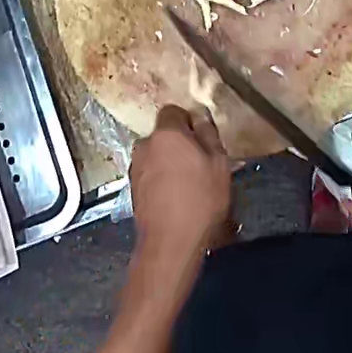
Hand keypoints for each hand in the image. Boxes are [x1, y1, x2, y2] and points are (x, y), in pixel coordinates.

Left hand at [128, 106, 232, 270]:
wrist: (171, 242)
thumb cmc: (202, 198)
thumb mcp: (219, 162)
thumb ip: (208, 134)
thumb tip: (200, 116)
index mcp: (166, 134)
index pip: (173, 111)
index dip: (189, 120)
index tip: (203, 138)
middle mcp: (144, 146)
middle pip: (164, 134)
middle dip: (180, 142)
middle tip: (201, 161)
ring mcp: (135, 168)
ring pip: (156, 155)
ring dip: (170, 161)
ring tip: (189, 182)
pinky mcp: (132, 189)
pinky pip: (151, 173)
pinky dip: (162, 178)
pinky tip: (177, 196)